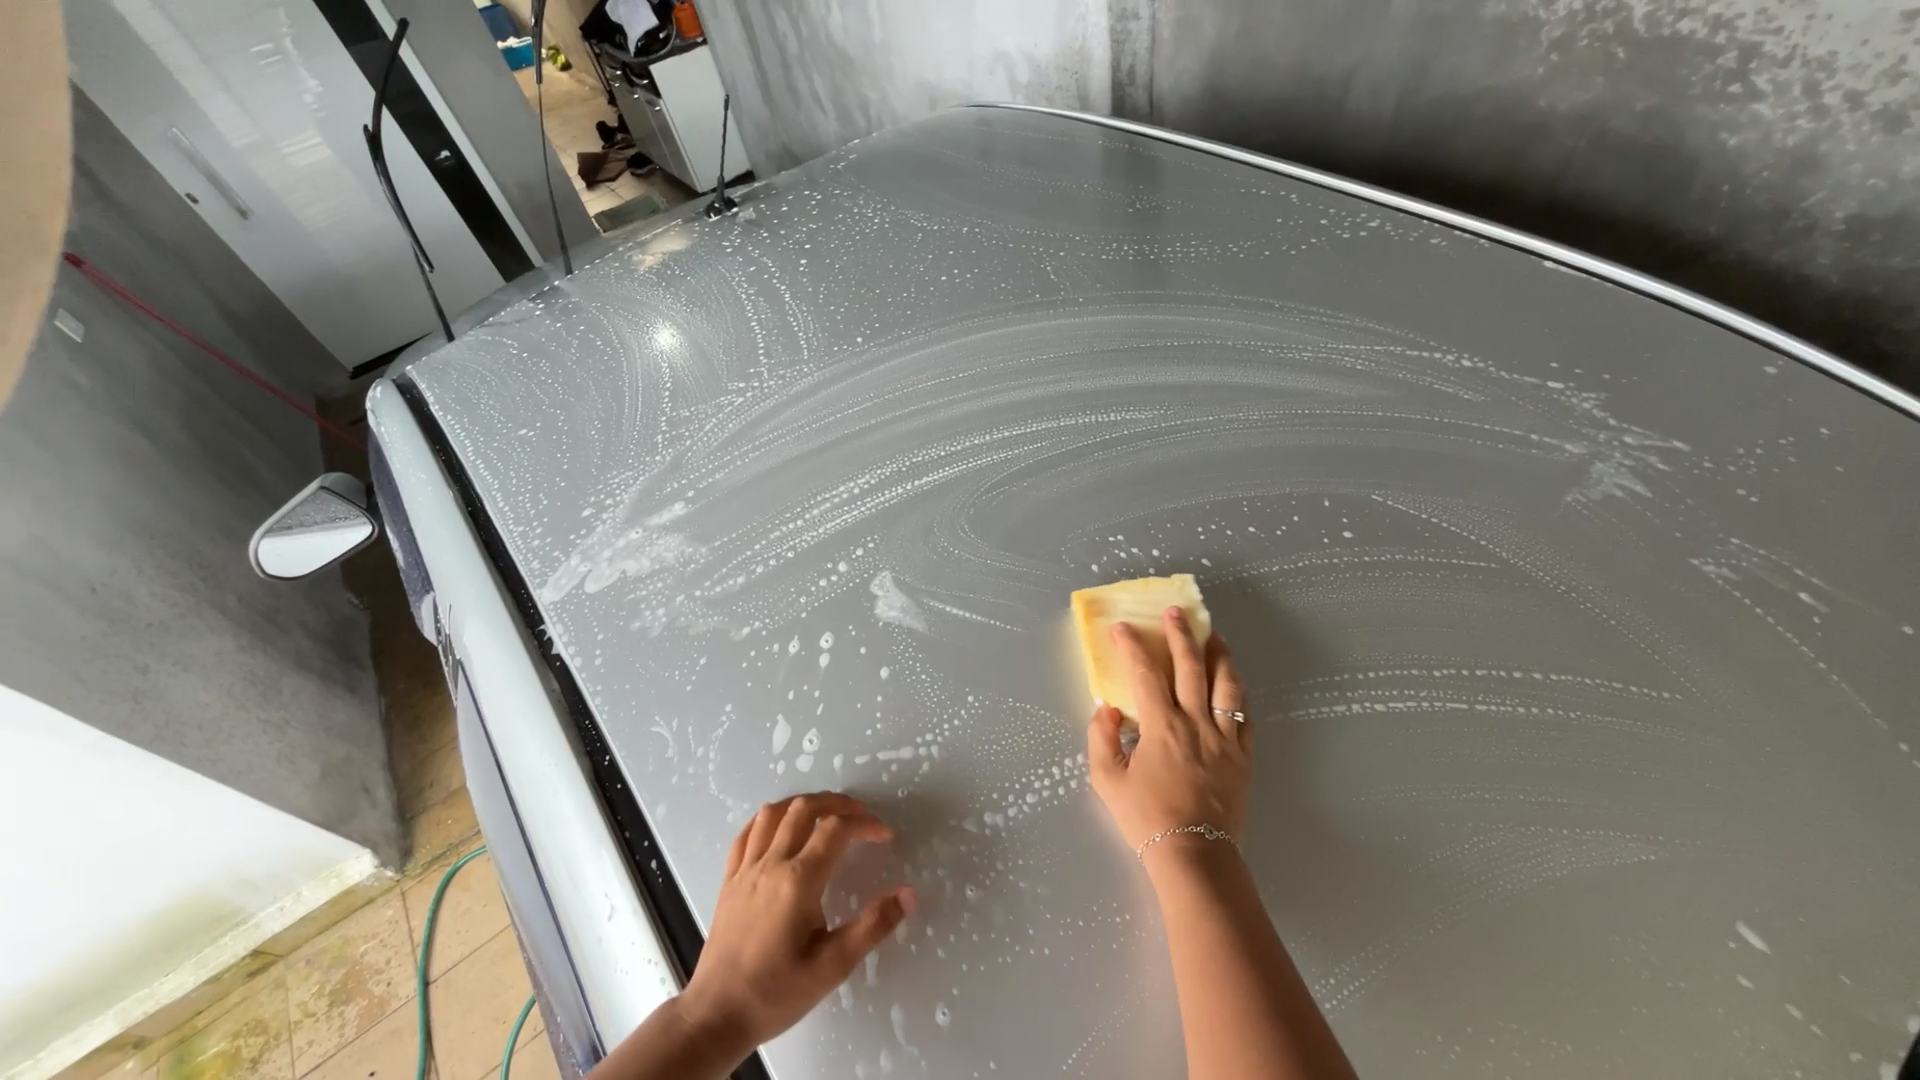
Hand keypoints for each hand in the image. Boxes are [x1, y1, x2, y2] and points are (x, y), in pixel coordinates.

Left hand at [678, 793, 914, 1053]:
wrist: (716, 1016)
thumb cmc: (776, 993)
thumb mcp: (833, 966)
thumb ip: (872, 926)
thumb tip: (908, 894)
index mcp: (799, 881)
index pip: (836, 829)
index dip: (865, 824)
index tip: (885, 835)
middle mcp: (771, 865)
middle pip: (804, 808)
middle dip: (838, 803)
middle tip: (862, 816)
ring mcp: (745, 869)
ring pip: (773, 813)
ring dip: (804, 804)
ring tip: (827, 813)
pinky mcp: (729, 880)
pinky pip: (747, 833)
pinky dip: (769, 818)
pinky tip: (781, 826)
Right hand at [1086, 607, 1250, 852]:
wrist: (1194, 853)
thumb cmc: (1146, 818)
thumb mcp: (1106, 780)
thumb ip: (1101, 739)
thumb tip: (1107, 709)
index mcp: (1161, 726)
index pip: (1145, 673)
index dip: (1133, 645)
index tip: (1123, 626)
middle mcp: (1195, 723)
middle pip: (1190, 667)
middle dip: (1181, 634)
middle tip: (1176, 612)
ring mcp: (1224, 738)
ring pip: (1225, 685)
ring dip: (1219, 654)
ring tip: (1214, 635)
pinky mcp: (1243, 756)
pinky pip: (1244, 716)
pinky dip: (1238, 693)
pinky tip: (1234, 683)